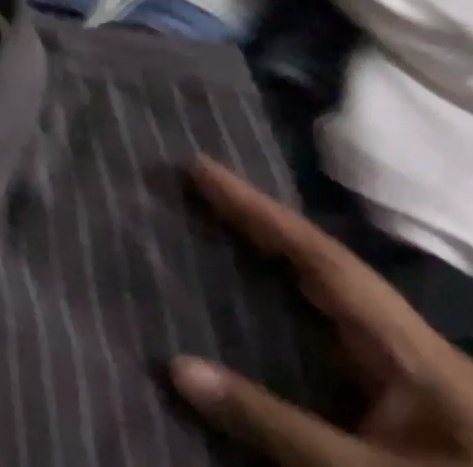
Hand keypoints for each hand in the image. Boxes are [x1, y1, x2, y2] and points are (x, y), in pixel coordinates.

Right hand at [171, 158, 472, 465]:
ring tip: (216, 229)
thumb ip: (274, 422)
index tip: (202, 168)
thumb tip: (176, 366)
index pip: (324, 261)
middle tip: (198, 189)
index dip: (260, 211)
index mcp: (410, 350)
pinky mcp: (407, 403)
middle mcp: (411, 348)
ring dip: (274, 258)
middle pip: (329, 268)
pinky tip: (256, 298)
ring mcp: (413, 375)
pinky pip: (329, 330)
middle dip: (264, 224)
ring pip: (332, 297)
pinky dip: (285, 297)